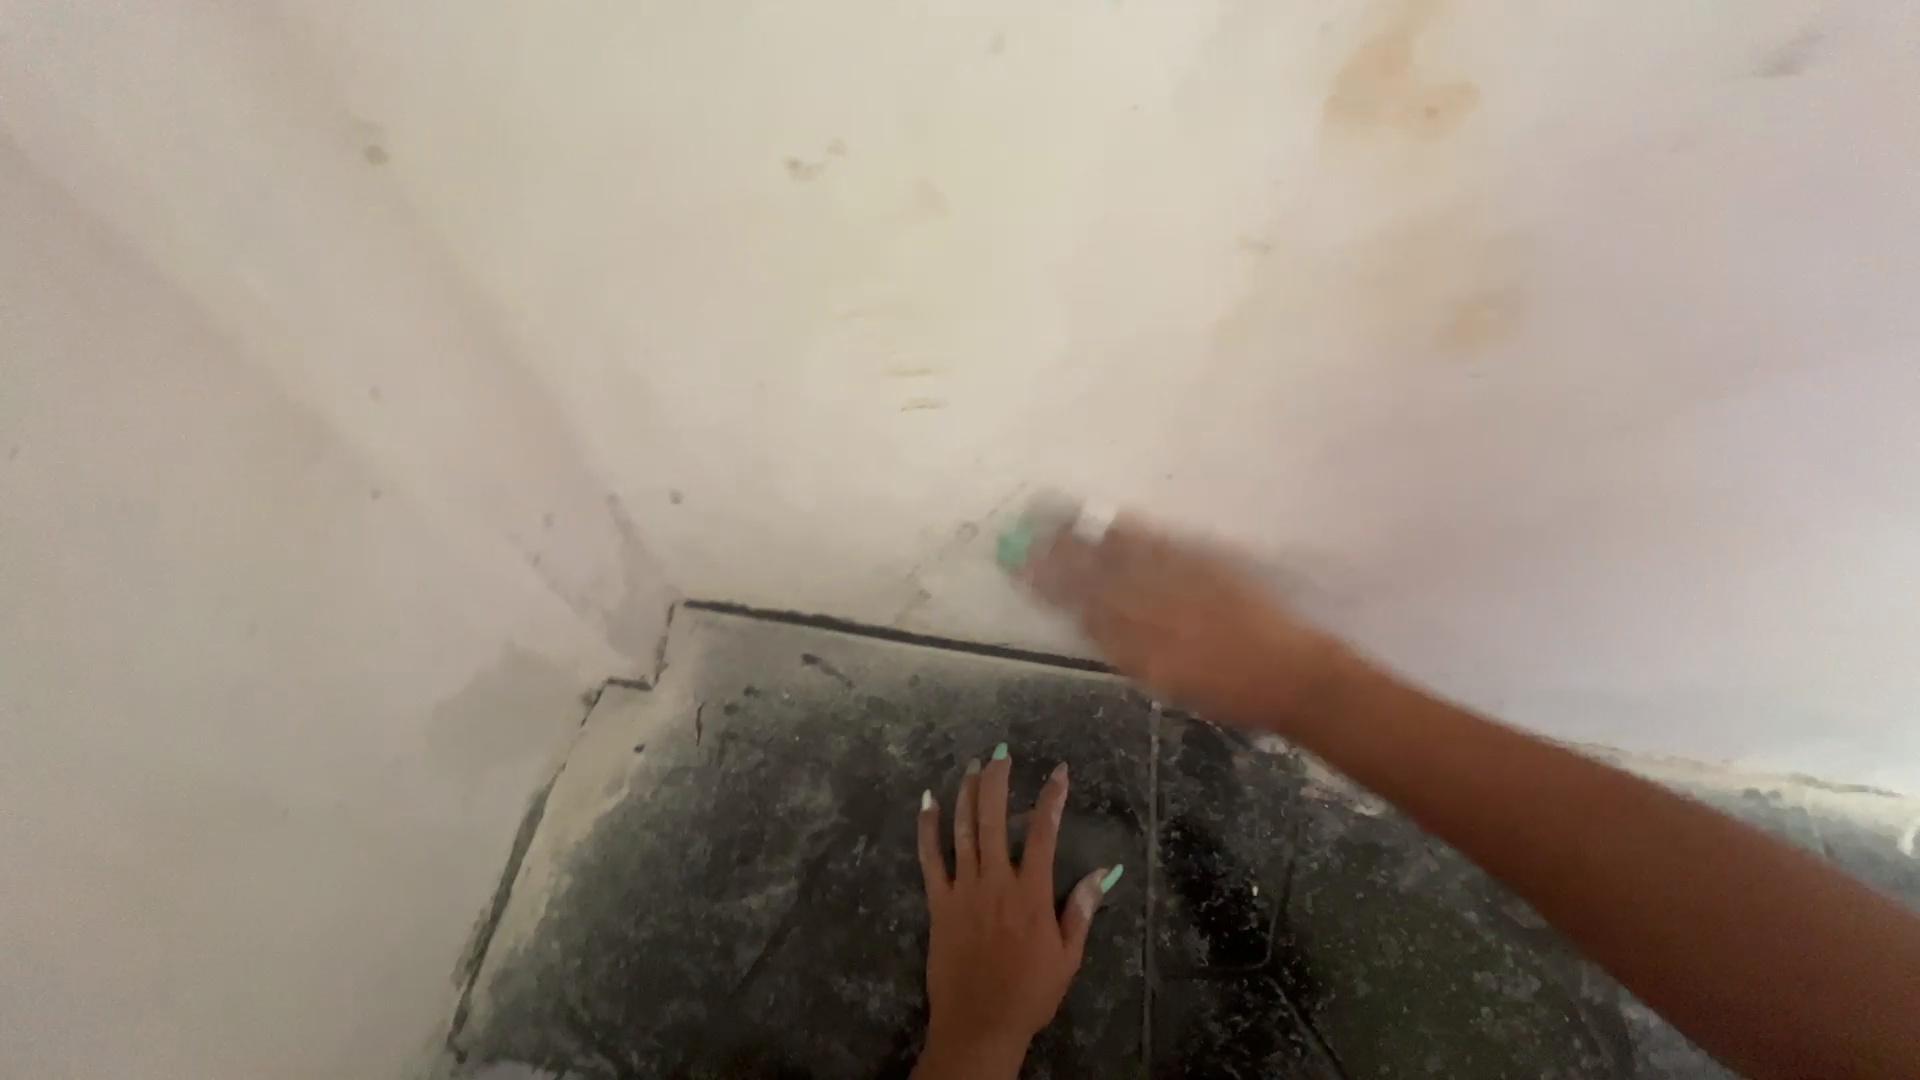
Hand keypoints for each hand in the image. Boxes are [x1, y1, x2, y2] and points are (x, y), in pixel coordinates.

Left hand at [911, 748, 1117, 1079]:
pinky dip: (927, 826)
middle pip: (996, 818)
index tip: (1059, 772)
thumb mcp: (1067, 957)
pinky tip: (928, 800)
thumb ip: (1082, 910)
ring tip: (973, 765)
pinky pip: (930, 857)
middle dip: (999, 781)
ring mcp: (964, 888)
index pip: (1045, 833)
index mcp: (1031, 893)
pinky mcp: (938, 901)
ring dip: (967, 793)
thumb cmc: (1029, 993)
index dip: (1053, 798)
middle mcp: (996, 881)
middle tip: (1001, 753)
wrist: (979, 1024)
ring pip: (964, 829)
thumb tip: (1103, 872)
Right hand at [1016, 513, 1344, 728]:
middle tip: (1026, 535)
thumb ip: (1124, 650)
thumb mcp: (1164, 682)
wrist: (1292, 674)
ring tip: (1053, 514)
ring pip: (1119, 554)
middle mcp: (1151, 610)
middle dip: (1055, 554)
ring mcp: (1177, 581)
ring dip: (1083, 535)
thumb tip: (1087, 621)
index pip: (1080, 608)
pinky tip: (1109, 517)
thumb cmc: (1228, 692)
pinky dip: (1127, 530)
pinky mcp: (1204, 562)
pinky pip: (1157, 543)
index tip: (1021, 570)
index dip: (1047, 587)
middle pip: (1092, 575)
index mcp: (1138, 645)